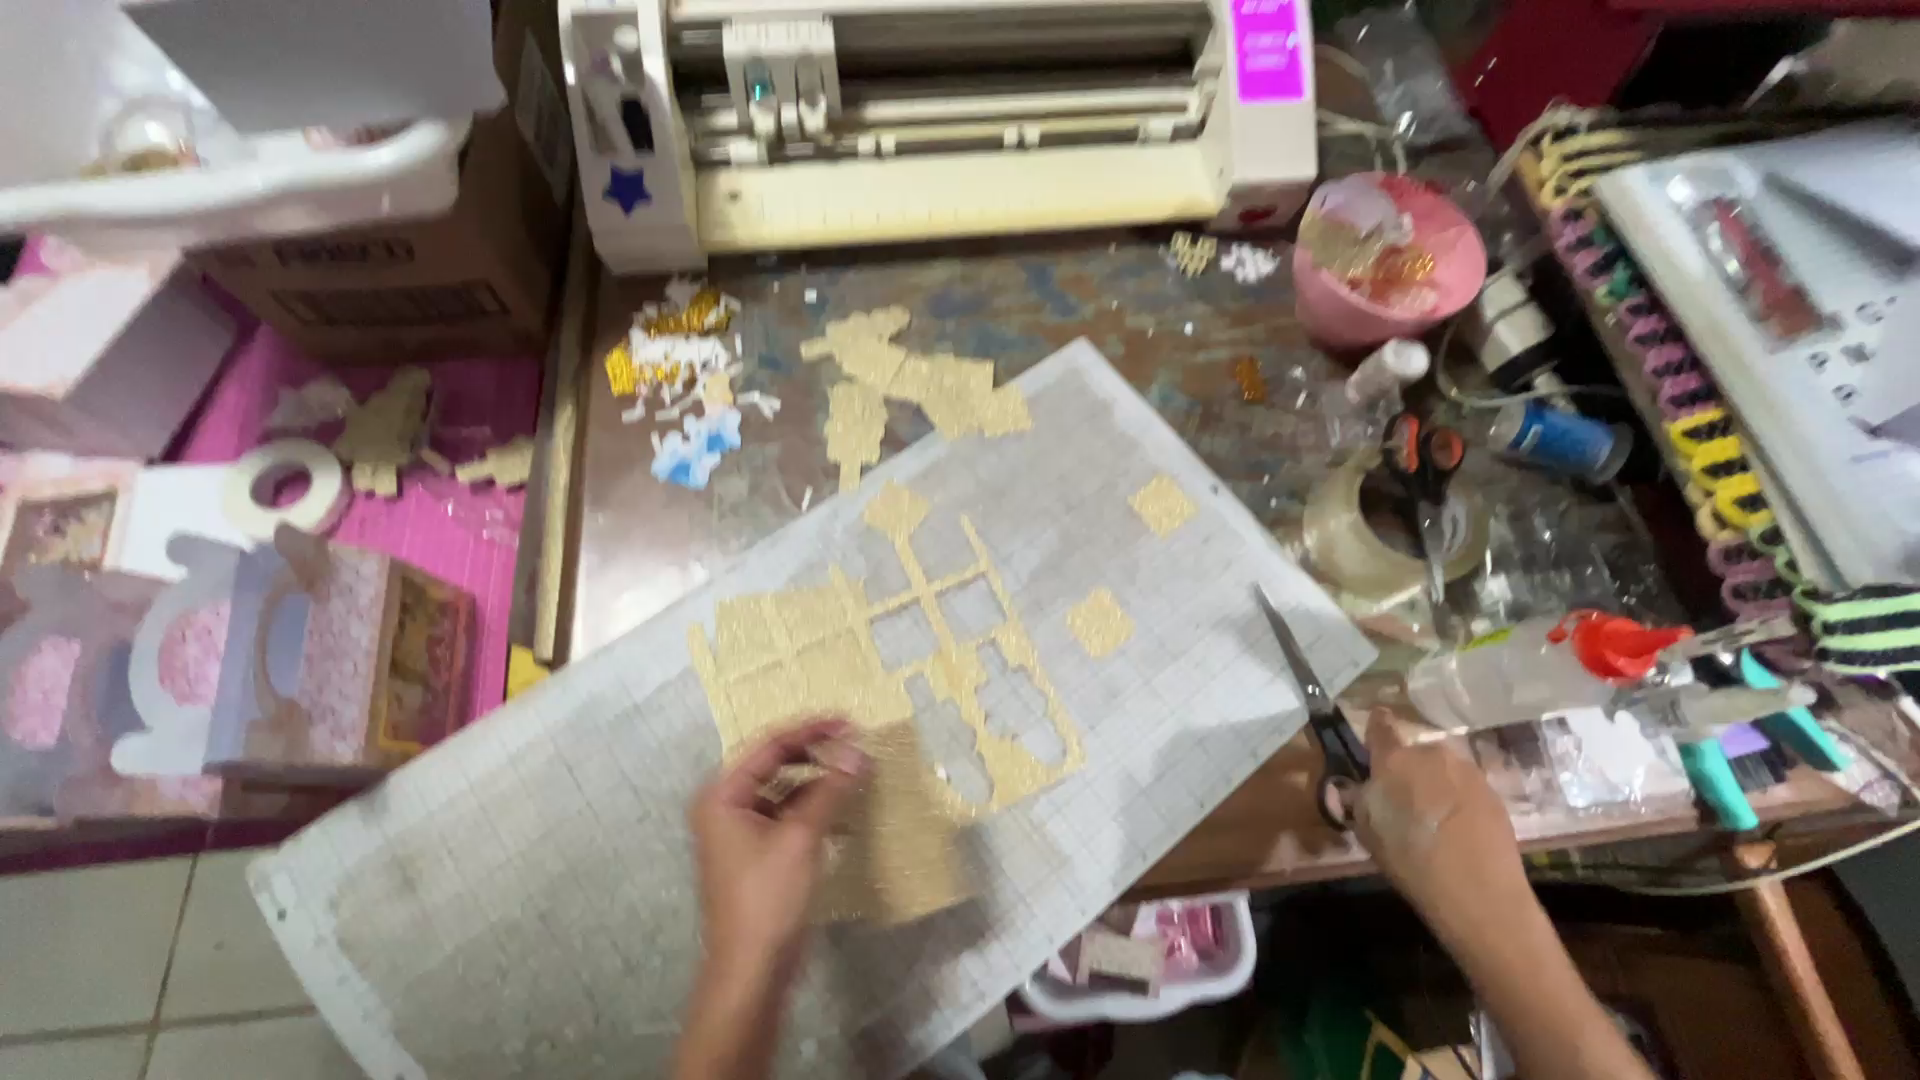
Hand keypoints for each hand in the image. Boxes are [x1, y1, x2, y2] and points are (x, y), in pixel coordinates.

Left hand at [688, 717, 868, 989]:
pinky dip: (812, 804)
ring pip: (782, 788)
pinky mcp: (757, 852)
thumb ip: (830, 789)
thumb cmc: (768, 898)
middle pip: (773, 763)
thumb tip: (858, 751)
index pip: (770, 745)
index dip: (811, 729)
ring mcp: (739, 831)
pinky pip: (785, 813)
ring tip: (851, 769)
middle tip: (853, 741)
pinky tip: (840, 805)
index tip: (849, 721)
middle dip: (814, 751)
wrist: (752, 970)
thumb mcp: (801, 837)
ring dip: (816, 778)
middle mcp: (724, 806)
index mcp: (722, 794)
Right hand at [1353, 711, 1534, 944]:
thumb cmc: (1410, 860)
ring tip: (1434, 818)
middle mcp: (1432, 755)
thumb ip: (1359, 799)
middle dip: (1407, 769)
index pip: (1380, 726)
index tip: (1373, 735)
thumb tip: (1361, 787)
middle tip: (1404, 799)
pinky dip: (1458, 799)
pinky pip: (1465, 786)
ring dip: (1435, 784)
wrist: (1479, 894)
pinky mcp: (1494, 792)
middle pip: (1414, 752)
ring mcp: (1467, 771)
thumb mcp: (1366, 831)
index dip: (1375, 727)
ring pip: (1442, 769)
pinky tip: (1458, 828)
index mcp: (1394, 760)